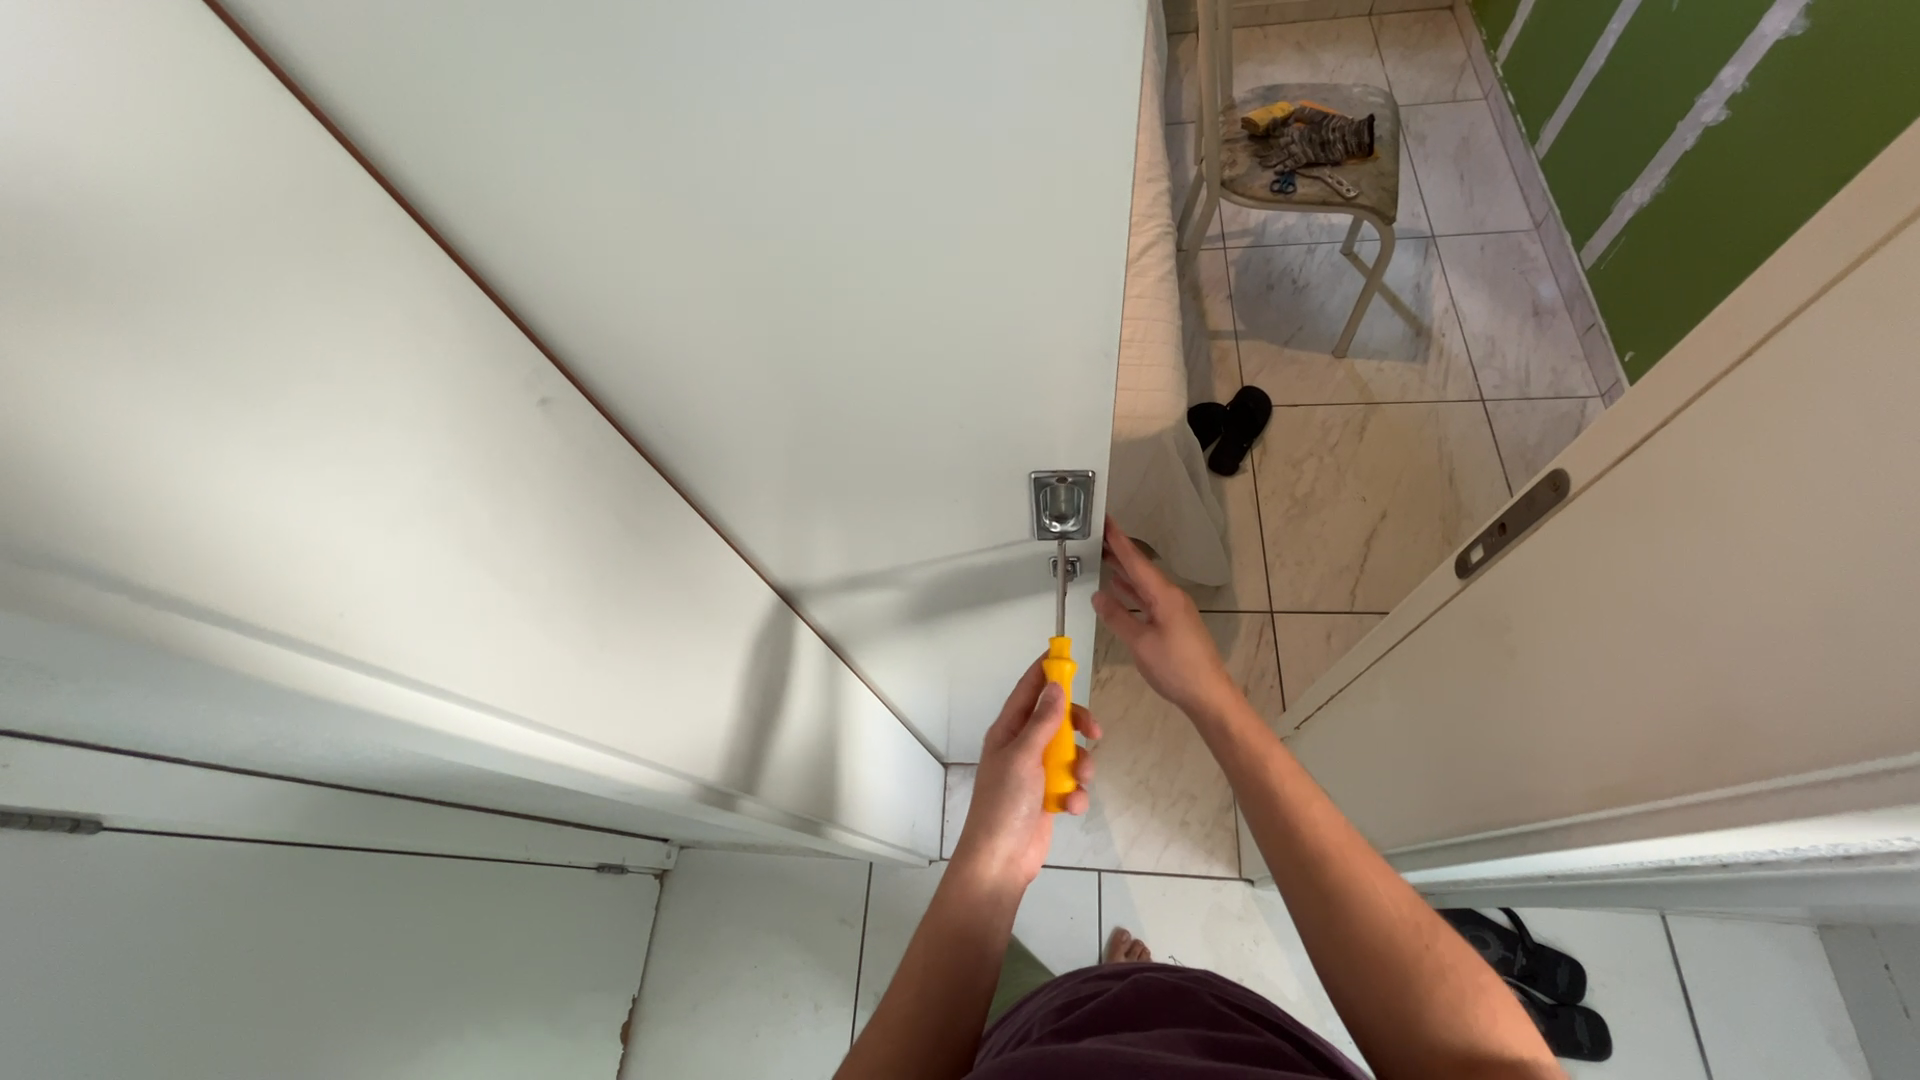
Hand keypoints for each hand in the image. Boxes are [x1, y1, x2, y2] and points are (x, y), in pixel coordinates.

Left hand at [952, 658, 1099, 887]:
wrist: (1002, 859)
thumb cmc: (1004, 803)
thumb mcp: (1023, 756)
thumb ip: (1043, 721)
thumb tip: (1055, 685)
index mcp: (1008, 730)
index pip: (1028, 690)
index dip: (1045, 670)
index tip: (1064, 652)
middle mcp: (1022, 745)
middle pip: (1057, 719)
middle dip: (1078, 724)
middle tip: (1094, 731)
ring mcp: (1037, 772)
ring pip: (1071, 752)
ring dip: (1082, 765)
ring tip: (1080, 779)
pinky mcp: (1050, 796)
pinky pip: (1073, 783)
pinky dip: (1077, 794)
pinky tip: (1071, 807)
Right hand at [1092, 517, 1236, 714]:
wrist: (1208, 694)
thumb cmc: (1175, 668)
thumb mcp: (1140, 643)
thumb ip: (1117, 617)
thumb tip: (1099, 595)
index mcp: (1164, 596)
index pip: (1136, 561)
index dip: (1118, 540)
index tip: (1104, 520)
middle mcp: (1171, 596)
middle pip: (1141, 568)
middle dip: (1119, 552)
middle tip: (1095, 535)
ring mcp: (1174, 609)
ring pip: (1144, 583)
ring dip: (1124, 571)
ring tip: (1102, 557)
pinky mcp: (1174, 622)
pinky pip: (1148, 597)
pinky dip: (1131, 590)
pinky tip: (1118, 589)